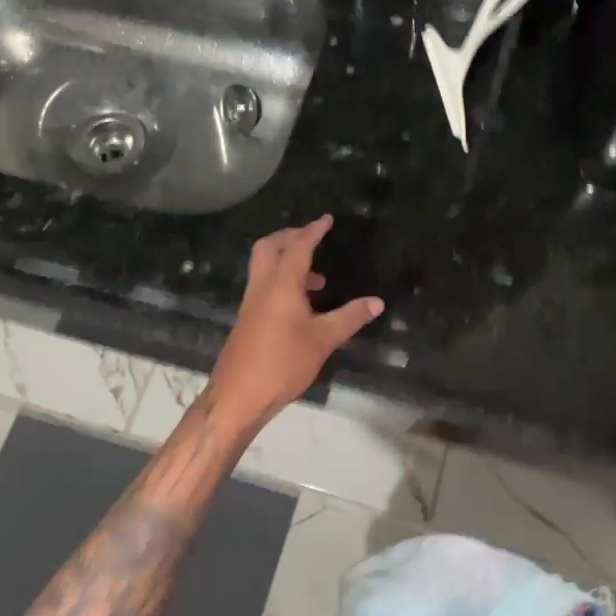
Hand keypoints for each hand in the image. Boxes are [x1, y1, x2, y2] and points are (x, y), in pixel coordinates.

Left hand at [209, 215, 382, 423]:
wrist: (238, 396)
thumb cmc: (282, 364)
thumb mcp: (323, 340)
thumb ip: (350, 317)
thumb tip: (377, 302)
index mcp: (281, 285)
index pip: (298, 247)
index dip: (313, 230)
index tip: (326, 220)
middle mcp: (261, 287)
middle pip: (269, 247)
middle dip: (290, 237)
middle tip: (313, 239)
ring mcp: (250, 304)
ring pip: (264, 267)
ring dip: (286, 261)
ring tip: (317, 278)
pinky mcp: (247, 321)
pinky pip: (264, 287)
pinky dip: (281, 282)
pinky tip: (300, 306)